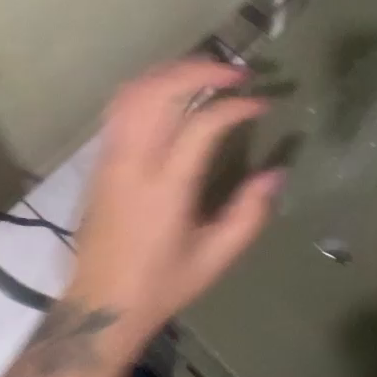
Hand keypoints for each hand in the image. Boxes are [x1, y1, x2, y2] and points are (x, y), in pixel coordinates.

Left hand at [0, 60, 281, 376]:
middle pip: (160, 91)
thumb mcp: (215, 259)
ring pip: (134, 91)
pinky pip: (121, 105)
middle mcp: (133, 162)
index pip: (202, 124)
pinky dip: (150, 85)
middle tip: (236, 72)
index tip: (262, 102)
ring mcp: (110, 156)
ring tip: (208, 72)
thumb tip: (277, 172)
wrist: (99, 305)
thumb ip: (249, 214)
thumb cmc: (161, 285)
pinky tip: (173, 90)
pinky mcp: (100, 158)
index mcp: (165, 188)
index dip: (236, 106)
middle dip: (201, 70)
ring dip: (173, 71)